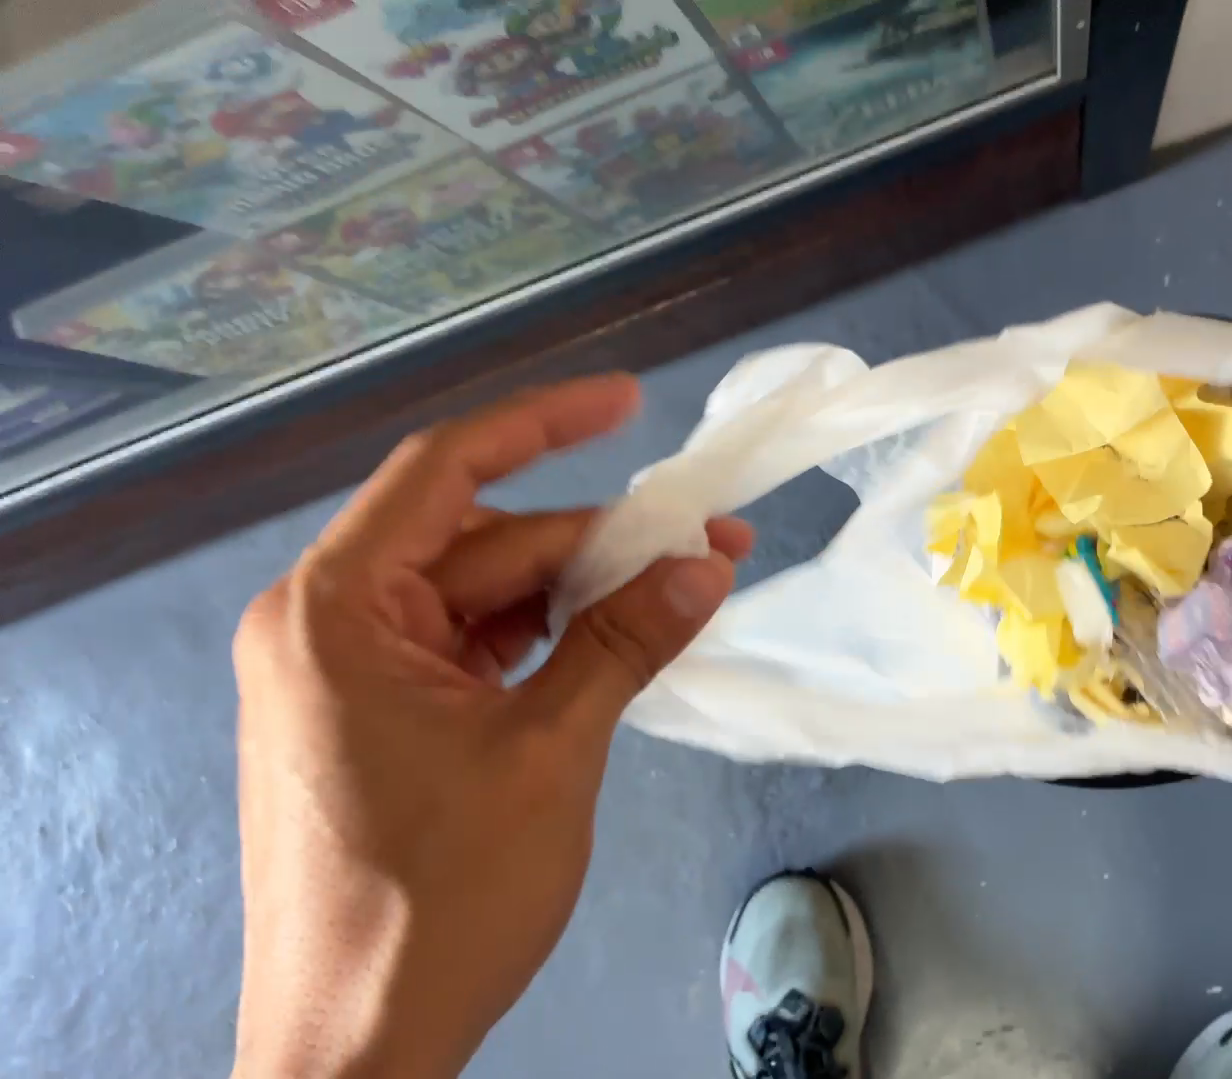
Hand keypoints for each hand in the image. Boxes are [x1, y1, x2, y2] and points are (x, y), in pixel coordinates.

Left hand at [229, 376, 751, 1078]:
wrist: (362, 1045)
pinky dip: (560, 634)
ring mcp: (365, 672)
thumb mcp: (551, 749)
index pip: (447, 472)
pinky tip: (628, 635)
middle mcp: (336, 624)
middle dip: (603, 541)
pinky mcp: (397, 714)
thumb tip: (709, 564)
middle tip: (711, 545)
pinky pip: (490, 641)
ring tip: (687, 589)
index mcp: (338, 612)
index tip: (629, 400)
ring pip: (497, 593)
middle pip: (492, 541)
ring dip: (590, 589)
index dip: (545, 423)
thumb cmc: (442, 893)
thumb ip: (628, 639)